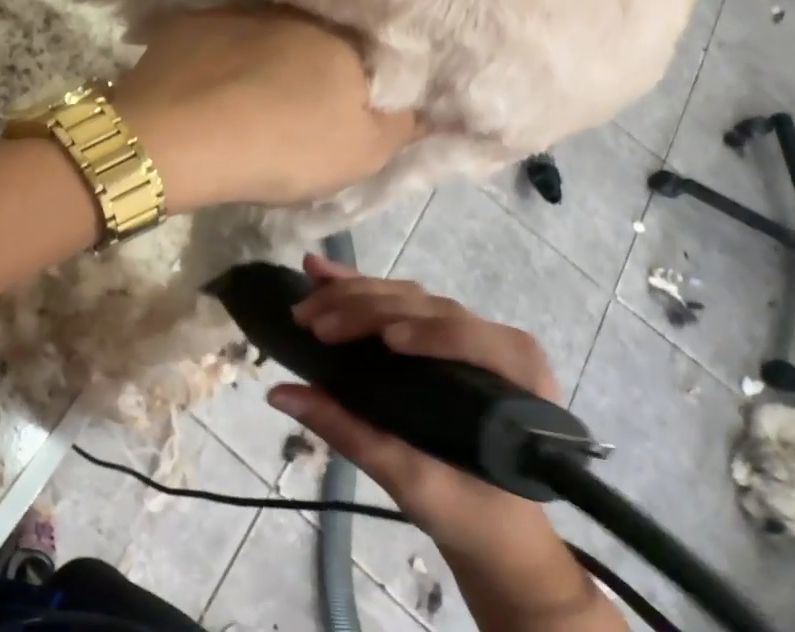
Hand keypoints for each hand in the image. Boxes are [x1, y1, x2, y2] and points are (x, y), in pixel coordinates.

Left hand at [109, 6, 416, 210]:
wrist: (176, 138)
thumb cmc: (281, 146)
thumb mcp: (362, 152)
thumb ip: (399, 124)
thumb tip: (419, 106)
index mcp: (341, 37)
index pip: (369, 48)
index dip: (364, 75)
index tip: (354, 101)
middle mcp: (286, 12)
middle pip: (309, 37)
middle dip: (307, 64)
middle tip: (294, 102)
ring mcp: (228, 14)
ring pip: (255, 35)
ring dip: (254, 59)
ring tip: (241, 95)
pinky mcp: (179, 27)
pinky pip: (207, 41)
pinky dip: (209, 61)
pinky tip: (199, 88)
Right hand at [265, 257, 560, 562]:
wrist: (492, 522)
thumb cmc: (465, 507)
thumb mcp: (410, 480)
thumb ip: (350, 433)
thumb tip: (279, 394)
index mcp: (515, 386)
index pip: (477, 340)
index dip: (433, 333)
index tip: (385, 342)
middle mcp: (496, 348)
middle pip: (432, 308)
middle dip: (369, 309)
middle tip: (312, 324)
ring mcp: (465, 335)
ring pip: (410, 297)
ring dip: (354, 295)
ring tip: (305, 306)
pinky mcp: (435, 333)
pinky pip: (396, 301)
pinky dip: (355, 287)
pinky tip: (318, 273)